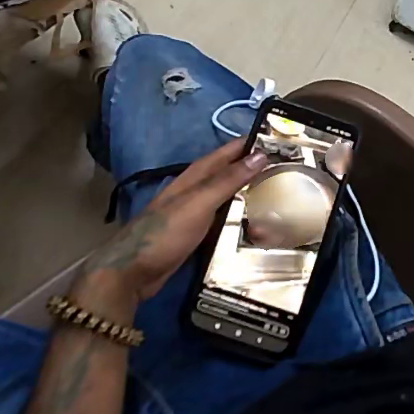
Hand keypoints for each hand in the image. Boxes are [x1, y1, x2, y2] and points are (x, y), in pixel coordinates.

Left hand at [72, 141, 266, 320]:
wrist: (133, 272)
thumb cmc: (165, 232)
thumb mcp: (199, 202)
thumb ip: (227, 180)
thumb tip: (260, 155)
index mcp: (195, 176)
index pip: (226, 153)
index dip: (248, 145)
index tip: (275, 141)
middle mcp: (195, 190)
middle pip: (227, 174)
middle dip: (251, 170)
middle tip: (281, 172)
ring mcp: (194, 213)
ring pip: (226, 198)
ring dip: (246, 196)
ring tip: (272, 198)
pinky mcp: (195, 235)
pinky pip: (222, 220)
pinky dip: (238, 220)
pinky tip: (251, 227)